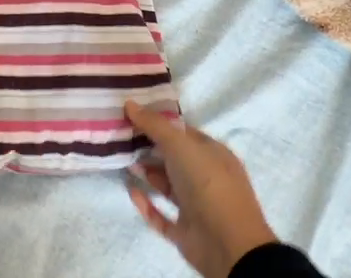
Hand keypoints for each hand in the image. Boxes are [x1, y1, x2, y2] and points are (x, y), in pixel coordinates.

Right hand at [124, 100, 278, 277]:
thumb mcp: (180, 145)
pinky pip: (161, 214)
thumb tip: (129, 103)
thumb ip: (154, 124)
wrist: (229, 246)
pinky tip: (131, 191)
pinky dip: (146, 204)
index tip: (131, 116)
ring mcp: (196, 206)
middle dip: (149, 147)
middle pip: (173, 158)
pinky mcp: (185, 231)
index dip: (158, 123)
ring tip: (123, 162)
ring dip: (147, 173)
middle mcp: (206, 178)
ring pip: (167, 185)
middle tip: (121, 137)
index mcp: (213, 154)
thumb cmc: (208, 184)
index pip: (183, 133)